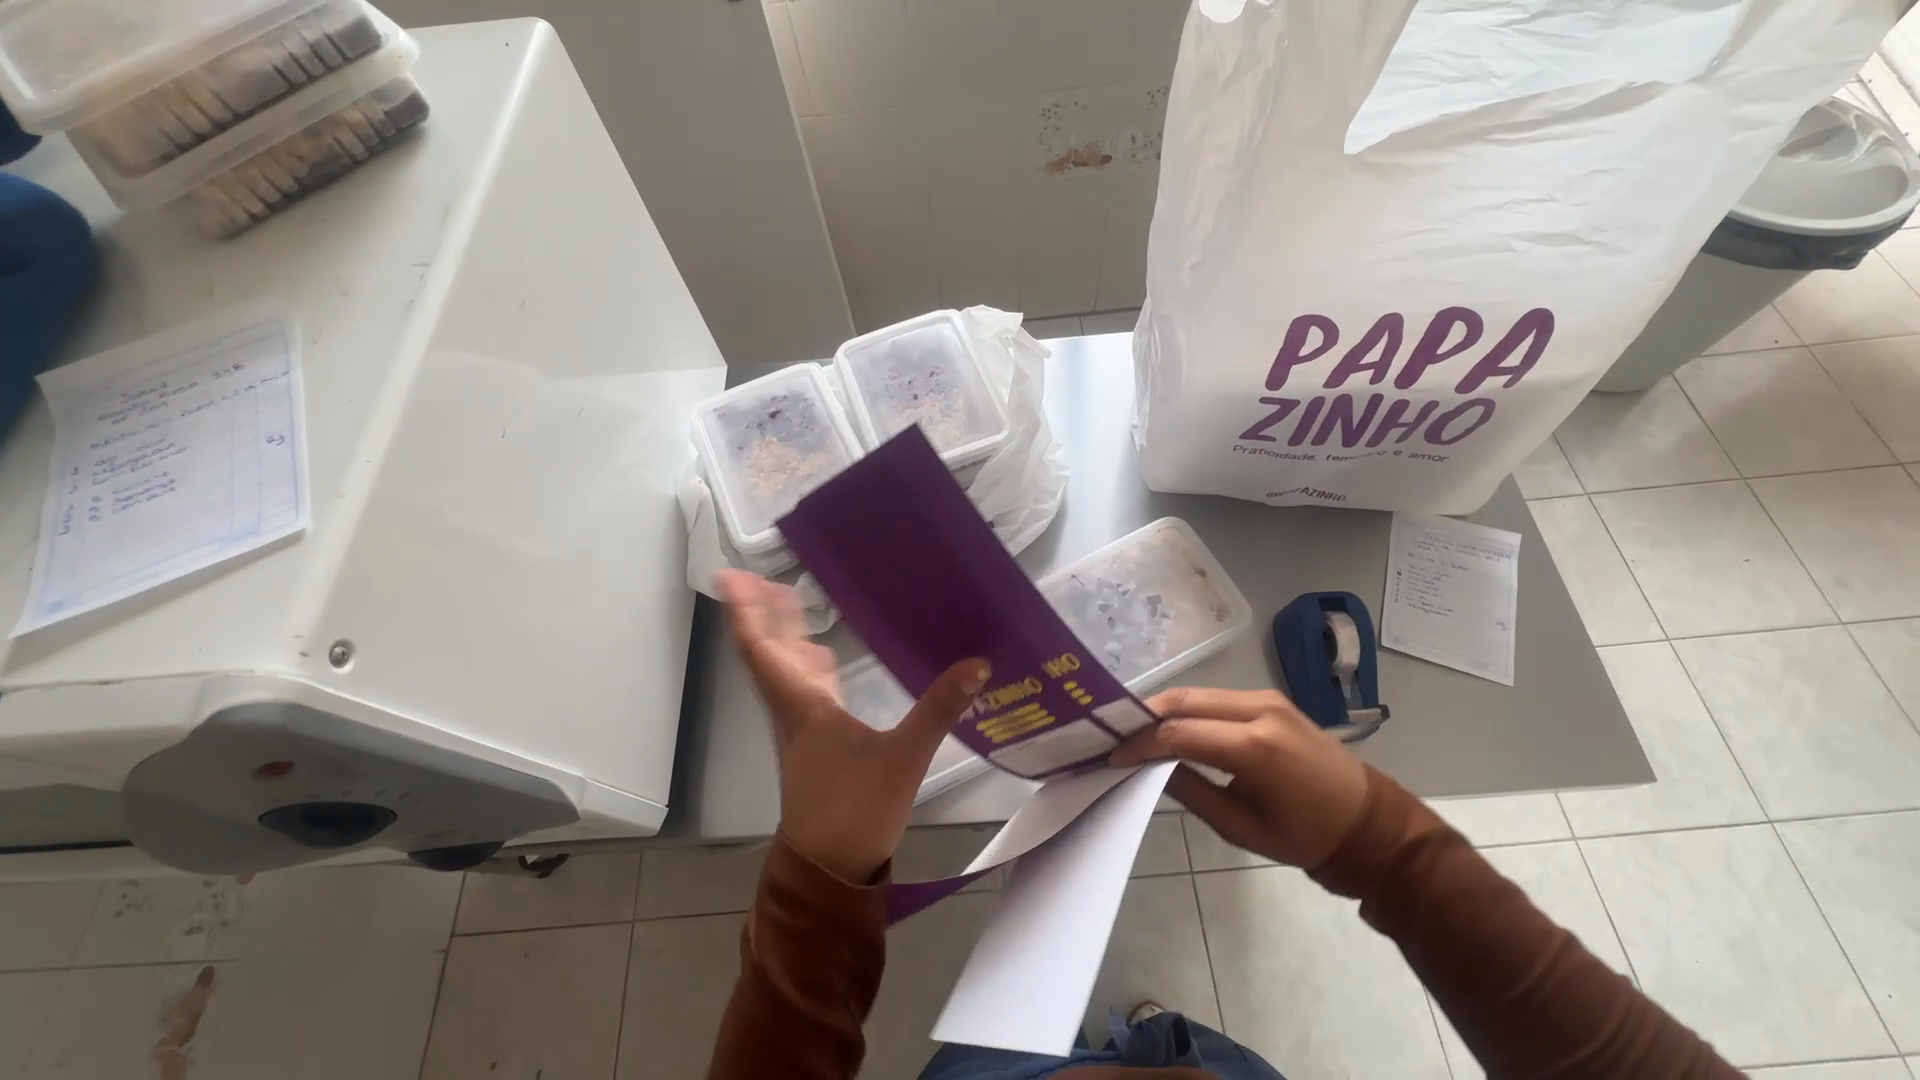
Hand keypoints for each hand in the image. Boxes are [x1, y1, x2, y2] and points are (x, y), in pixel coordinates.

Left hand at [717, 570, 987, 883]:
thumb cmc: (855, 810)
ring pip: (783, 674)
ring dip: (782, 639)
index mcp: (802, 708)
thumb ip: (939, 710)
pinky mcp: (814, 748)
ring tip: (789, 606)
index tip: (731, 576)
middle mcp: (792, 713)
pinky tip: (822, 661)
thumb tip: (978, 664)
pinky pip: (802, 694)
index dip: (747, 612)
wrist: (830, 870)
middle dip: (765, 616)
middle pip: (768, 655)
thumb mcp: (903, 757)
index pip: (763, 650)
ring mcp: (800, 732)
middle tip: (767, 579)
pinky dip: (806, 669)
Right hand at [1110, 687, 1368, 869]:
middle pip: (1184, 700)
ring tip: (1135, 730)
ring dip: (1164, 709)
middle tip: (1114, 734)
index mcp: (1255, 748)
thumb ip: (1191, 790)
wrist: (1367, 823)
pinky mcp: (1271, 700)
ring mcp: (1268, 699)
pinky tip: (1171, 726)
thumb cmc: (1304, 837)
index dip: (1140, 743)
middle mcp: (1260, 711)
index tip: (1112, 756)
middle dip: (1144, 716)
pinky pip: (1217, 697)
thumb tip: (1151, 766)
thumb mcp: (1239, 826)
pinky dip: (1188, 709)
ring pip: (1198, 694)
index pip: (1179, 733)